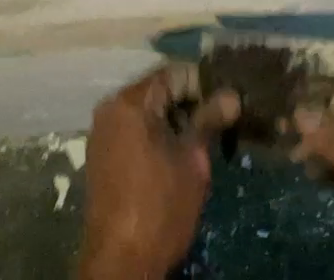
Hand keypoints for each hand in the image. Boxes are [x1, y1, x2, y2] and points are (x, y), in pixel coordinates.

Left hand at [76, 63, 239, 278]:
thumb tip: (232, 95)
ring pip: (146, 111)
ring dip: (173, 118)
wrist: (120, 261)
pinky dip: (156, 133)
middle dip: (189, 101)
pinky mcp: (102, 155)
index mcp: (129, 102)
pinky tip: (179, 150)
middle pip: (157, 90)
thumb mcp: (192, 160)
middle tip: (221, 117)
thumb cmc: (160, 206)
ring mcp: (102, 133)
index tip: (227, 98)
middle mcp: (110, 109)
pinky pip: (133, 130)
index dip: (203, 83)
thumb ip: (208, 121)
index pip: (172, 73)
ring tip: (205, 135)